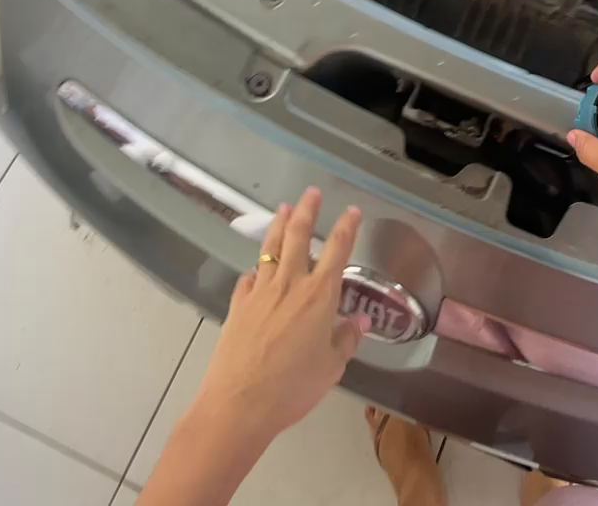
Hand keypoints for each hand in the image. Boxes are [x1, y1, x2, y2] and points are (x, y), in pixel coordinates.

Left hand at [191, 188, 369, 441]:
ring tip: (284, 208)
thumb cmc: (293, 387)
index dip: (346, 227)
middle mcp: (290, 284)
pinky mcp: (237, 305)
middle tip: (311, 192)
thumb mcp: (331, 368)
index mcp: (319, 294)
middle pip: (298, 235)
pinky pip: (248, 279)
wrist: (239, 405)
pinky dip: (255, 271)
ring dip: (279, 225)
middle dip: (307, 210)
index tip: (352, 211)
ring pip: (271, 248)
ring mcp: (260, 292)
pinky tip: (254, 271)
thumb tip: (359, 322)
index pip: (337, 249)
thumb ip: (346, 340)